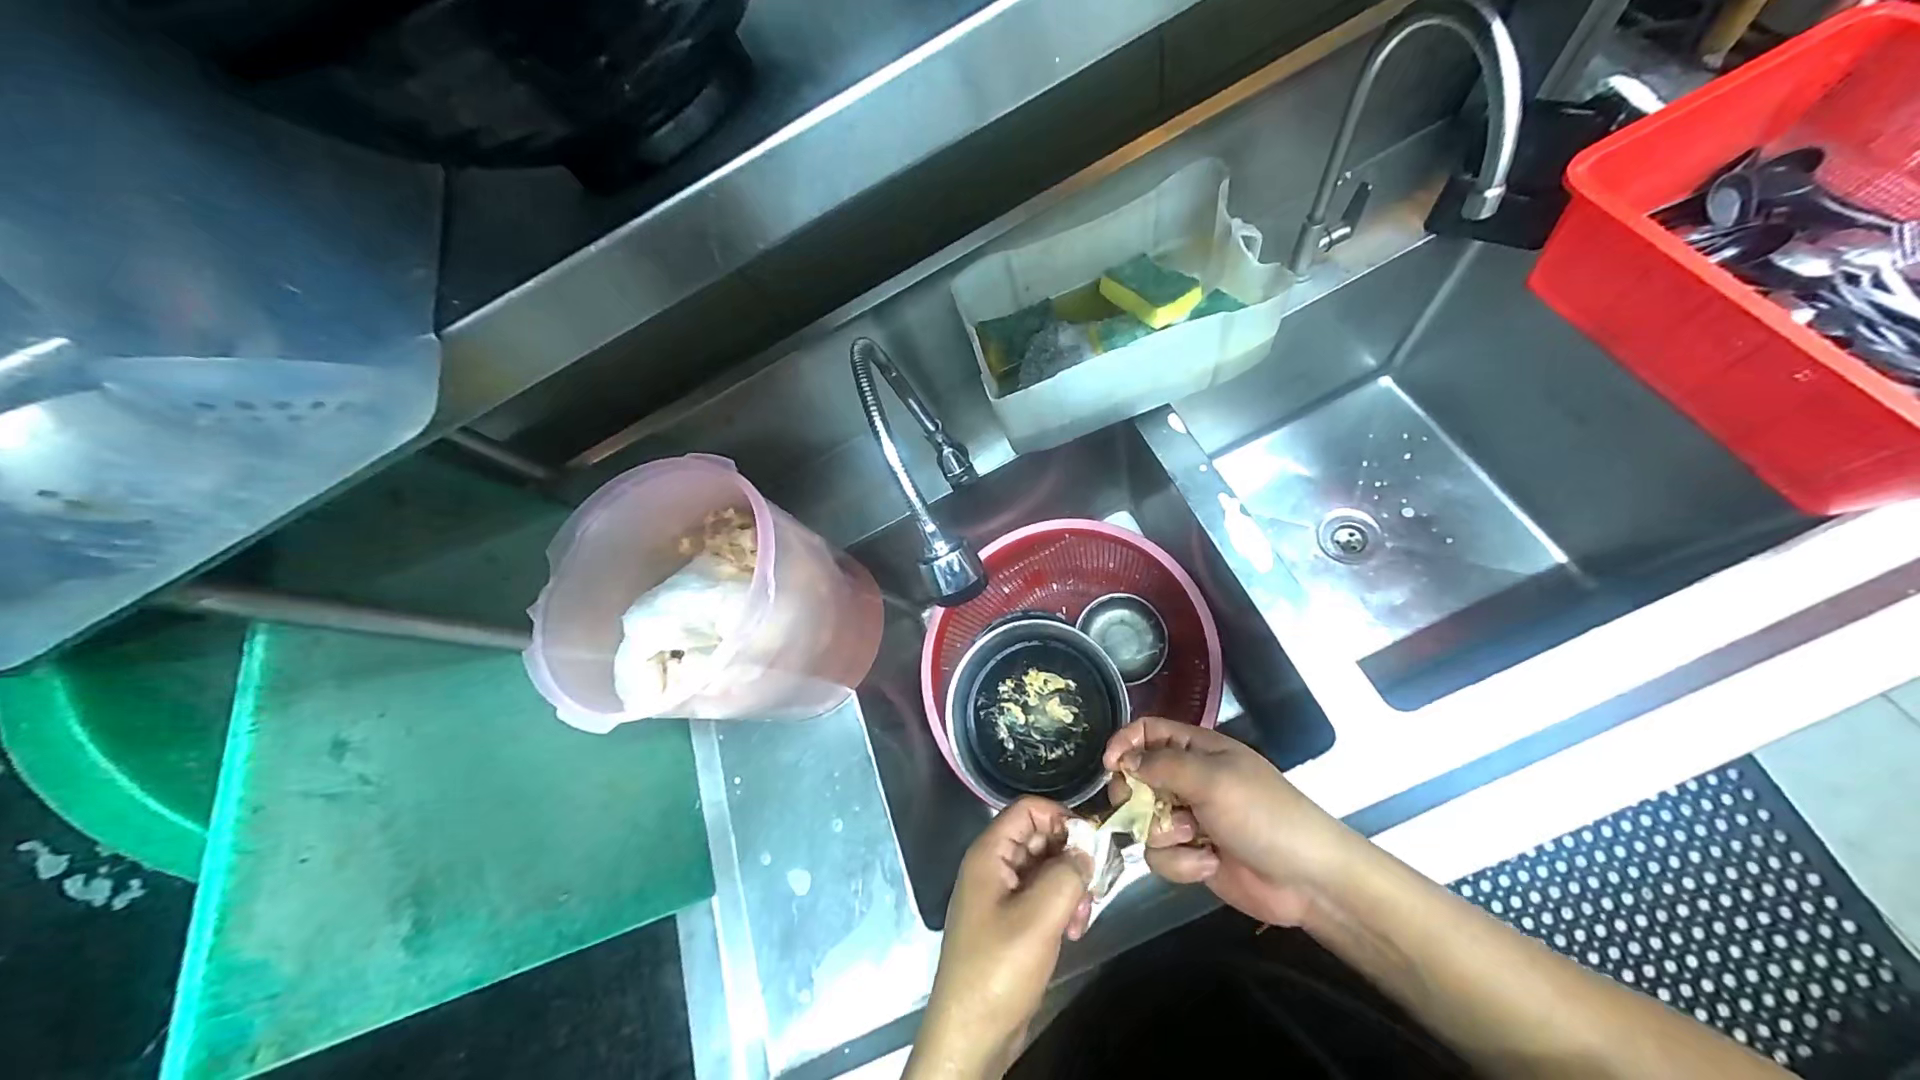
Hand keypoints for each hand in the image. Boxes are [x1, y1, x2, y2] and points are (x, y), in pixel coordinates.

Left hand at [908, 798, 1092, 1079]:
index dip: (1061, 818)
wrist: (971, 1033)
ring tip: (1080, 918)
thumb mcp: (1039, 917)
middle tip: (1093, 888)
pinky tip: (1073, 932)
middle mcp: (992, 867)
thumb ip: (1067, 875)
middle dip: (1070, 858)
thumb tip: (1086, 852)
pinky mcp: (1009, 922)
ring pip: (1045, 869)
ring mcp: (999, 895)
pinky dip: (1060, 907)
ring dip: (1069, 887)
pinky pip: (1041, 896)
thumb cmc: (998, 968)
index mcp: (989, 854)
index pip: (1027, 810)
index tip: (1092, 844)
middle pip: (1039, 838)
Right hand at [1104, 717, 1361, 926]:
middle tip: (1144, 809)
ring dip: (1164, 834)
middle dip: (1136, 798)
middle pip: (1135, 778)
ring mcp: (1187, 818)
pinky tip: (1207, 864)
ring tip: (1194, 839)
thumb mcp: (1212, 778)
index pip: (1146, 732)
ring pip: (1143, 821)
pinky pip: (1159, 854)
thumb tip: (1123, 762)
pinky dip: (1179, 862)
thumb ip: (1161, 765)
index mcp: (1196, 749)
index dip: (1123, 744)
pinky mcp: (1190, 854)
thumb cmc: (1263, 815)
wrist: (1307, 880)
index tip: (1110, 767)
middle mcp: (1187, 779)